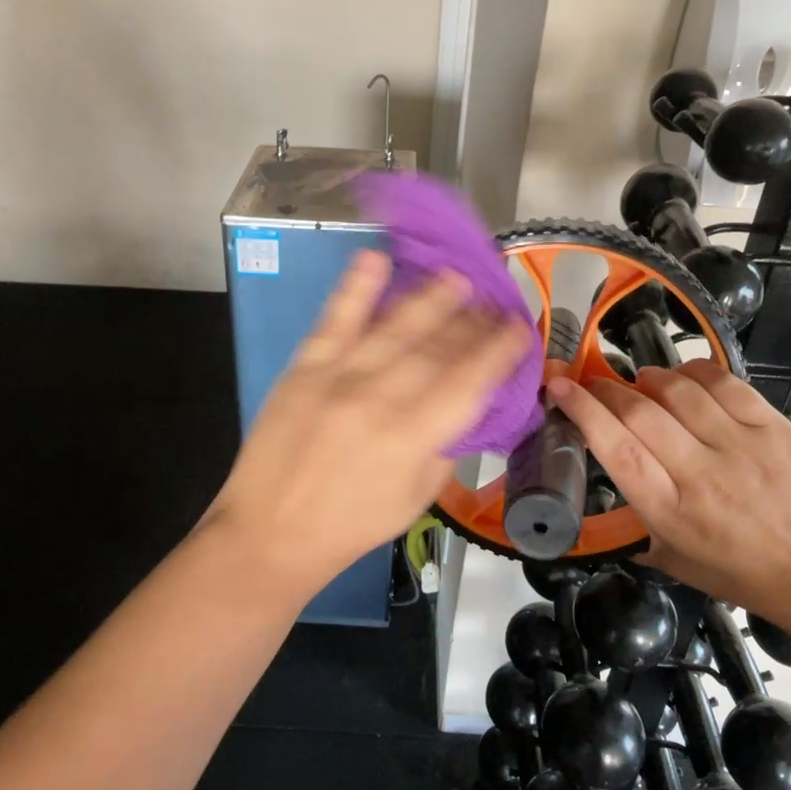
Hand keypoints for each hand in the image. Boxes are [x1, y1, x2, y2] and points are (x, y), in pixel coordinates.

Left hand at [205, 251, 531, 595]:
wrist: (271, 531)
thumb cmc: (351, 524)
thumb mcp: (416, 499)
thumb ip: (446, 448)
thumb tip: (470, 405)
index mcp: (412, 438)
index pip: (469, 381)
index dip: (499, 352)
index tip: (519, 330)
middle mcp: (380, 399)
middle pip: (437, 348)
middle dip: (471, 322)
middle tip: (492, 303)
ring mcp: (338, 377)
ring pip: (394, 327)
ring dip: (430, 298)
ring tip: (457, 278)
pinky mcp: (304, 367)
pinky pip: (335, 320)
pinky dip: (355, 288)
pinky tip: (375, 258)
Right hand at [546, 361, 790, 634]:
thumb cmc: (747, 575)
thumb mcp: (677, 562)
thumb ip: (638, 526)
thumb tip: (612, 492)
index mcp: (670, 512)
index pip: (614, 447)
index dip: (581, 409)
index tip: (557, 386)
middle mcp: (700, 473)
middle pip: (638, 411)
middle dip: (604, 388)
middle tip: (592, 384)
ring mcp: (740, 444)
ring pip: (678, 390)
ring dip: (647, 378)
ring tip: (640, 383)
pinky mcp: (773, 425)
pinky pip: (723, 382)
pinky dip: (693, 372)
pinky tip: (683, 378)